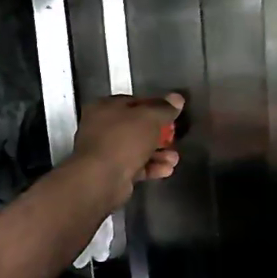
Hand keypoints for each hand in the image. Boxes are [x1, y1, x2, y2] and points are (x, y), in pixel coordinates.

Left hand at [68, 93, 184, 206]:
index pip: (133, 102)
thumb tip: (176, 99)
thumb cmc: (123, 140)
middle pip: (136, 127)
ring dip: (158, 153)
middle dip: (159, 134)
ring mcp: (105, 151)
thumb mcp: (149, 118)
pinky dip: (151, 167)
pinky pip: (134, 166)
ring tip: (173, 158)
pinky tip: (166, 169)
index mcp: (103, 108)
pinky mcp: (111, 171)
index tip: (172, 113)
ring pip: (137, 148)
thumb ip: (164, 108)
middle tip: (175, 138)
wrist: (102, 178)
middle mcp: (100, 128)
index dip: (154, 107)